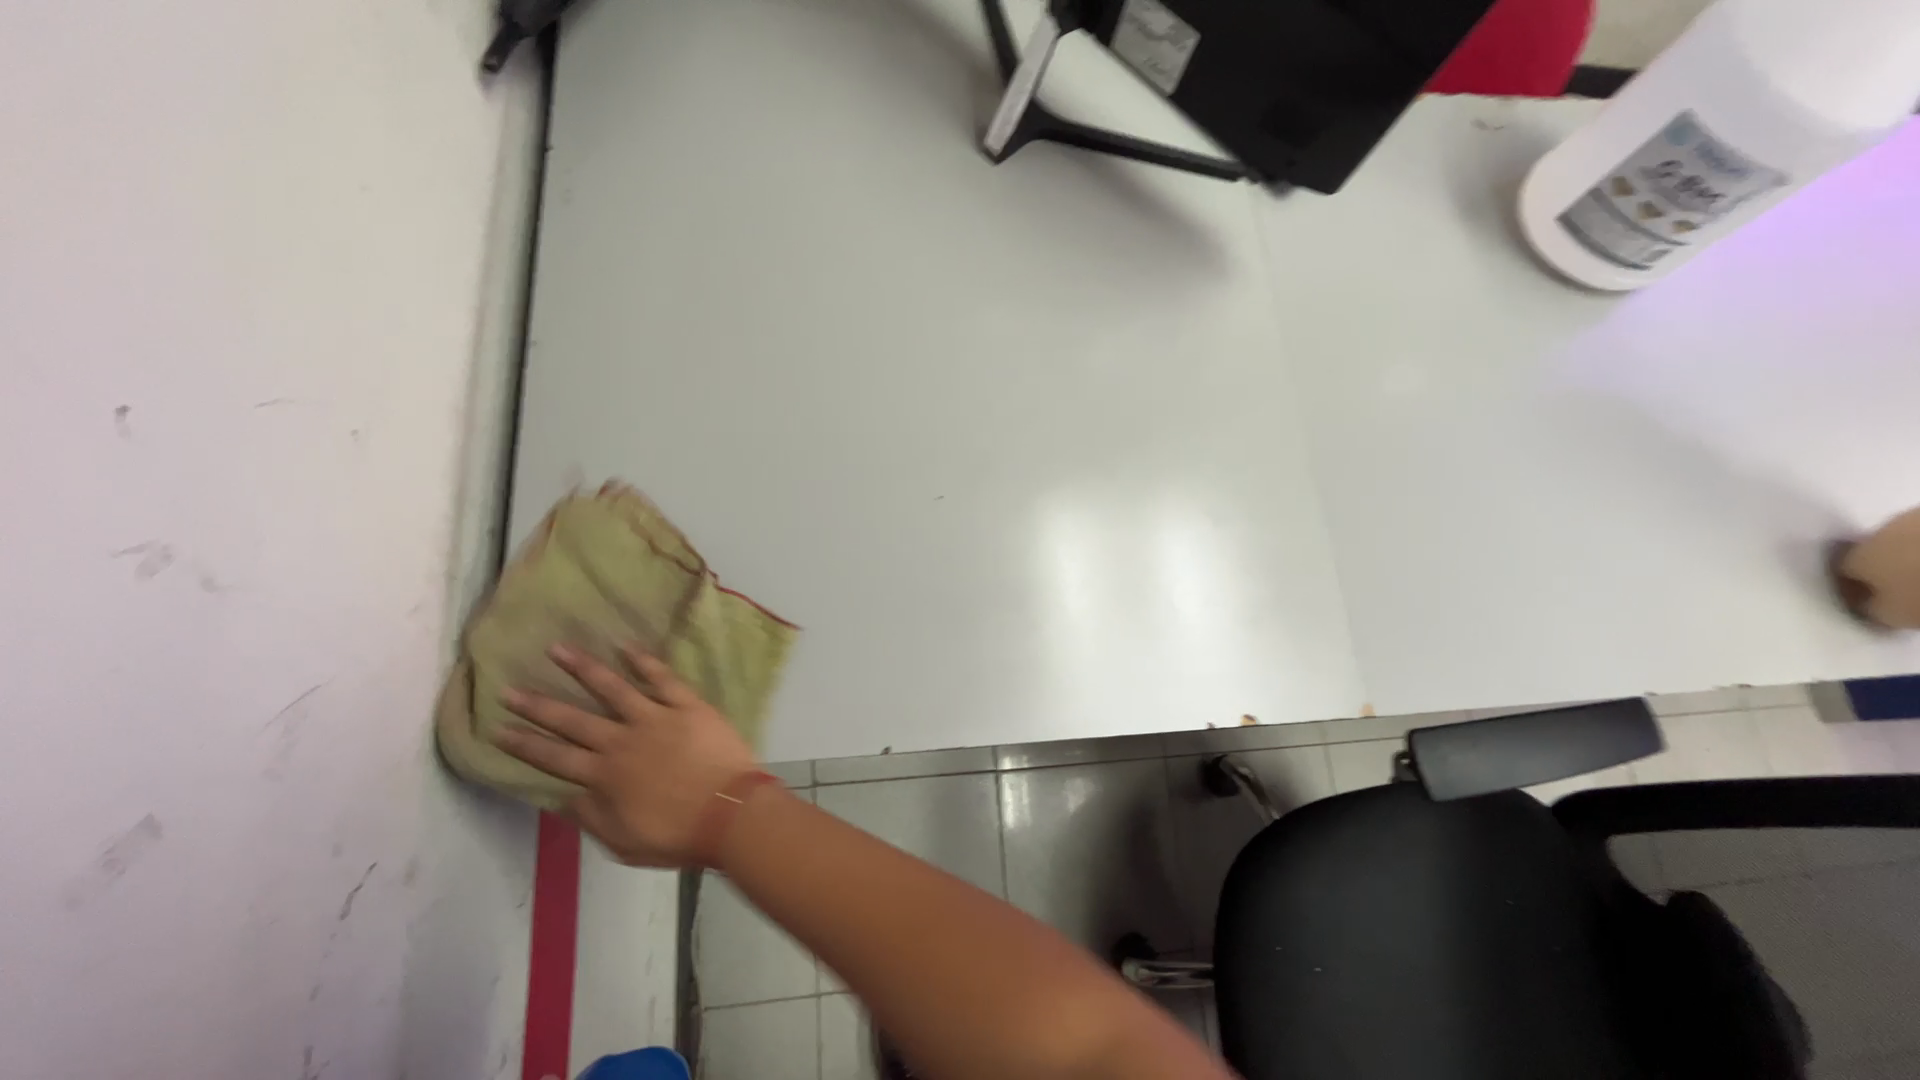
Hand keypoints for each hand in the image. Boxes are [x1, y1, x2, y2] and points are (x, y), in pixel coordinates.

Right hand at [495, 642, 759, 866]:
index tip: (496, 729)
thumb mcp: (623, 842)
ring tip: (557, 649)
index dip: (524, 744)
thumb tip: (563, 796)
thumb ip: (591, 817)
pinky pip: (662, 679)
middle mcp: (622, 742)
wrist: (730, 815)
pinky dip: (644, 661)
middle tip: (509, 688)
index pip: (554, 757)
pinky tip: (625, 646)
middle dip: (538, 705)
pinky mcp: (687, 706)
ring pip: (612, 687)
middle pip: (572, 719)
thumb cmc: (678, 835)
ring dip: (582, 668)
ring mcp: (655, 719)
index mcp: (604, 776)